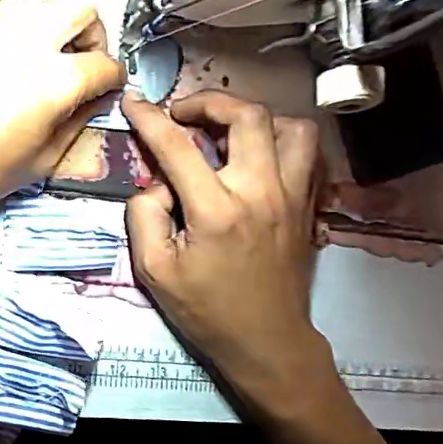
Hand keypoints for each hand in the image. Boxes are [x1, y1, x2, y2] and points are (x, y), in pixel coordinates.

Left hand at [0, 0, 124, 231]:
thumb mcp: (39, 161)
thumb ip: (76, 122)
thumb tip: (95, 98)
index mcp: (49, 80)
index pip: (103, 63)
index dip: (114, 79)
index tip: (108, 88)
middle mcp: (23, 37)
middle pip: (81, 3)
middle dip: (95, 32)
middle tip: (85, 61)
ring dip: (63, 6)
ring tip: (57, 41)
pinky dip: (30, 10)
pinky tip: (22, 47)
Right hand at [122, 89, 328, 405]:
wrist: (267, 342)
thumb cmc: (207, 311)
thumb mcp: (155, 271)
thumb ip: (144, 216)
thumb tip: (157, 182)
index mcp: (216, 211)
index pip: (178, 146)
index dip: (149, 118)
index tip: (134, 103)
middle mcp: (260, 192)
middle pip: (247, 115)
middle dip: (209, 101)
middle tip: (185, 114)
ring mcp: (292, 196)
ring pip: (291, 126)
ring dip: (256, 117)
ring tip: (230, 131)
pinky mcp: (308, 205)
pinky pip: (308, 153)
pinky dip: (284, 140)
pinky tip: (260, 154)